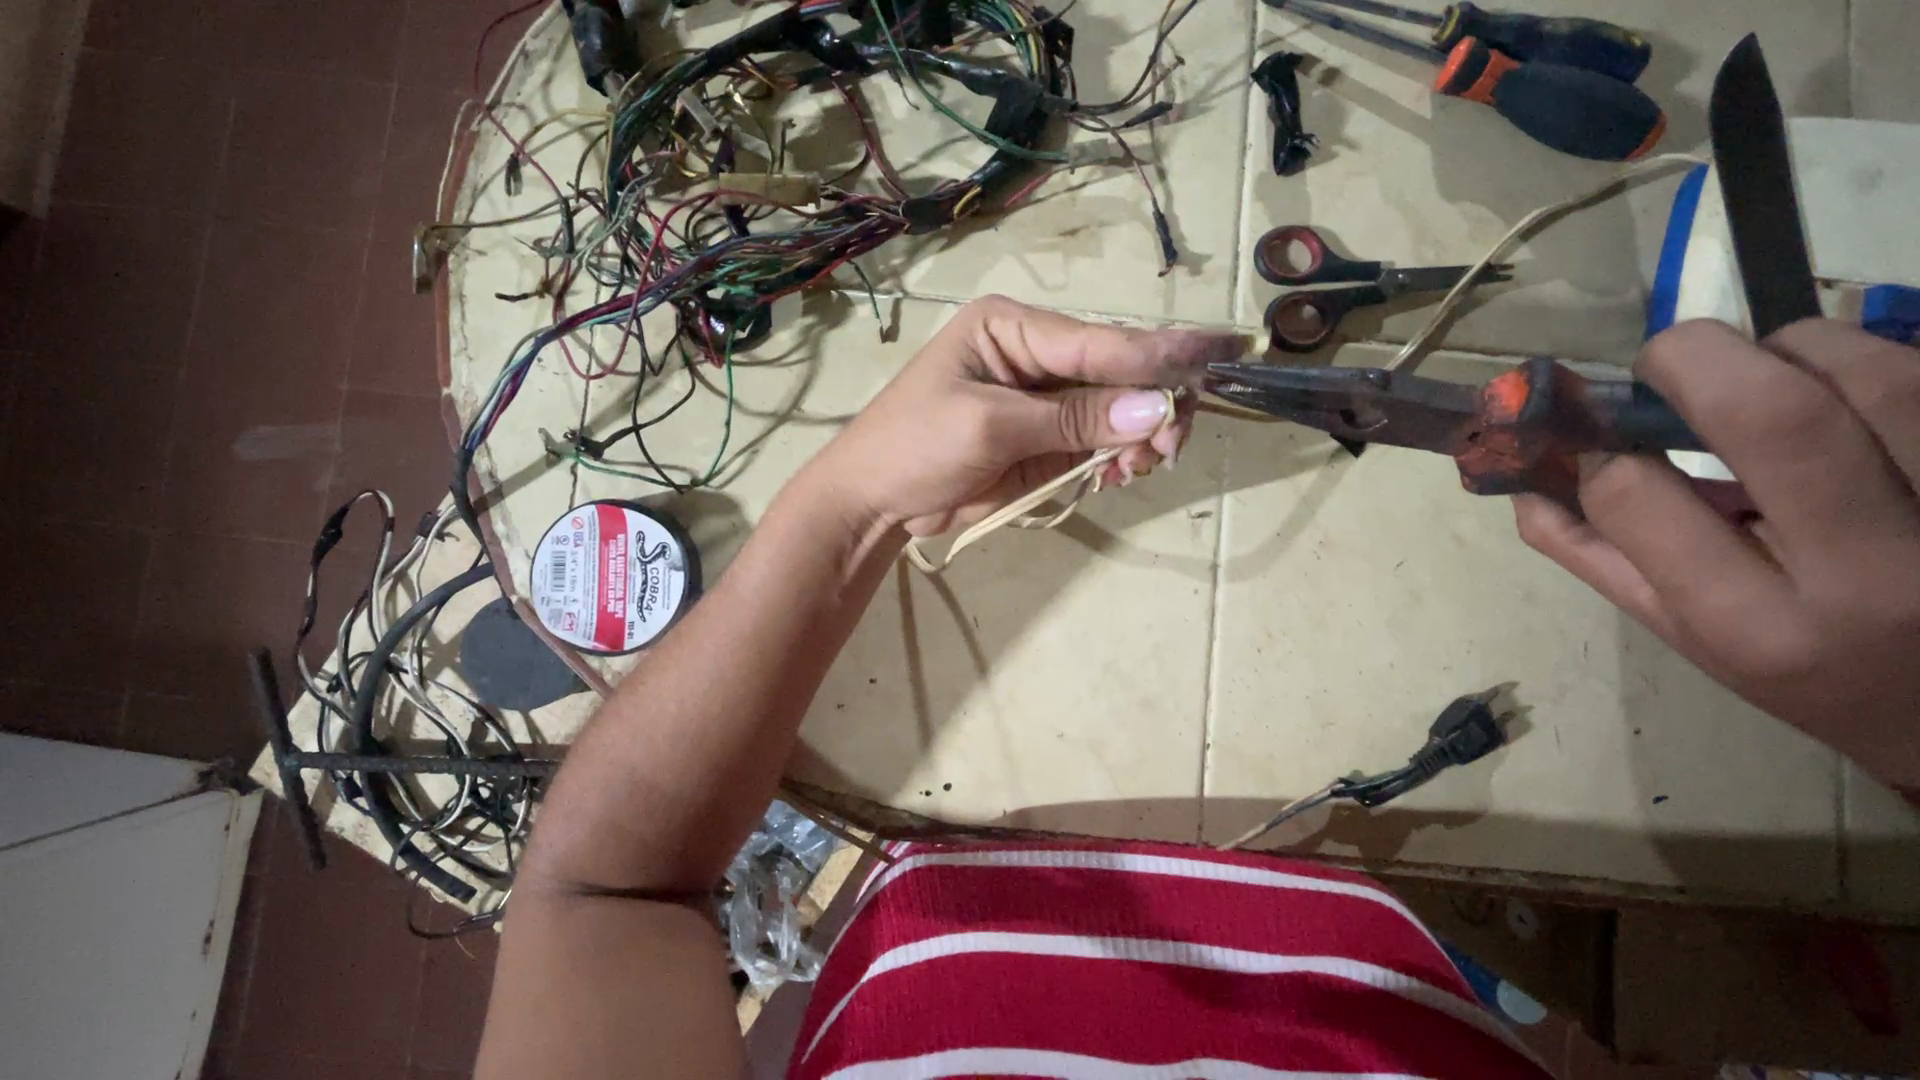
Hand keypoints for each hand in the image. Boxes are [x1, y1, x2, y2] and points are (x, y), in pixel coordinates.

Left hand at [808, 295, 1242, 536]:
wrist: (875, 500)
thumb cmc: (914, 445)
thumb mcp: (989, 426)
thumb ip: (1070, 419)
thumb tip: (1153, 409)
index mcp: (1013, 327)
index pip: (1099, 339)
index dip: (1158, 352)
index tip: (1219, 355)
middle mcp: (1037, 355)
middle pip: (1119, 371)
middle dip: (1152, 405)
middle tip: (1167, 447)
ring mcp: (1046, 401)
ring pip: (1119, 409)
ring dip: (1141, 437)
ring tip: (1140, 468)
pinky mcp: (1048, 441)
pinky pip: (1102, 443)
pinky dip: (1120, 458)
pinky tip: (1117, 476)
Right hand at [1515, 319, 1919, 792]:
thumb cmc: (1813, 674)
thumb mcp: (1692, 636)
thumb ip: (1601, 559)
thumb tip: (1527, 483)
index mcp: (1755, 625)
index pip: (1637, 497)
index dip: (1600, 454)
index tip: (1601, 447)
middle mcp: (1872, 573)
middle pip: (1774, 412)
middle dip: (1692, 358)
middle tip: (1664, 362)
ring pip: (1873, 369)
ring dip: (1795, 349)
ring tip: (1769, 375)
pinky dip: (1868, 364)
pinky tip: (1847, 397)